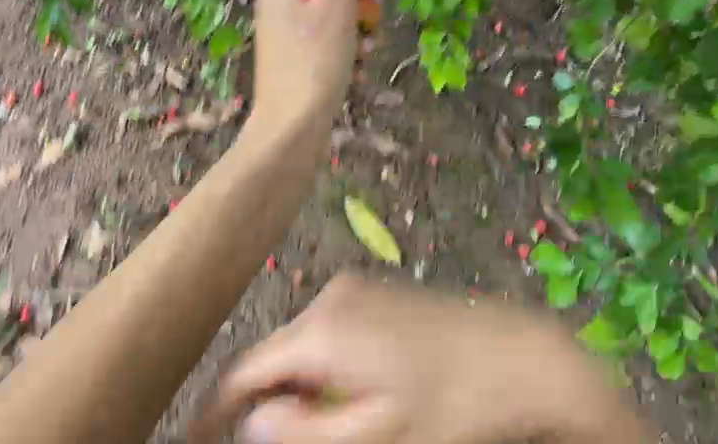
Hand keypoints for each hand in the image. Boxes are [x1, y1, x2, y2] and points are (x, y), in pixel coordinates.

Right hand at [198, 275, 646, 443]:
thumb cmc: (453, 404)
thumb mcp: (380, 434)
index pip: (248, 370)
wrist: (518, 354)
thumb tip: (251, 424)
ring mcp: (353, 289)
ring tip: (324, 424)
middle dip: (268, 399)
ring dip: (298, 383)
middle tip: (270, 439)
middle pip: (275, 354)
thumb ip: (307, 432)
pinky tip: (352, 392)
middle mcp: (330, 298)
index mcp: (324, 331)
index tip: (199, 436)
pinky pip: (329, 329)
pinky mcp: (373, 292)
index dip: (220, 409)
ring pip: (302, 342)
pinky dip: (324, 364)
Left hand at [249, 0, 379, 142]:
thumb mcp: (337, 5)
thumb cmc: (314, 62)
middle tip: (374, 15)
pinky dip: (349, 51)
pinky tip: (357, 71)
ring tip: (367, 49)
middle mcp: (279, 6)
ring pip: (336, 14)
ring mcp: (287, 36)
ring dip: (360, 27)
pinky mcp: (298, 63)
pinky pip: (331, 43)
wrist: (292, 130)